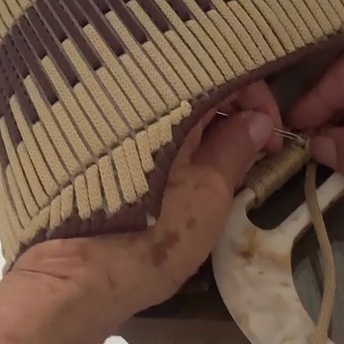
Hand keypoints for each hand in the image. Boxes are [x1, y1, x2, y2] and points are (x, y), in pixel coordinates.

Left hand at [10, 81, 282, 320]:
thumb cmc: (150, 234)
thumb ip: (236, 147)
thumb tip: (259, 120)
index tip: (270, 137)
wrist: (74, 273)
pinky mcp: (92, 132)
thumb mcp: (208, 194)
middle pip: (195, 79)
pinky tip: (177, 159)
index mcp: (169, 95)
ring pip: (169, 97)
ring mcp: (110, 108)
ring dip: (200, 119)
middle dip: (229, 108)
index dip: (258, 99)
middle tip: (248, 149)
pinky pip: (142, 113)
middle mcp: (137, 89)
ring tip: (217, 158)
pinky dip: (168, 127)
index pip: (226, 71)